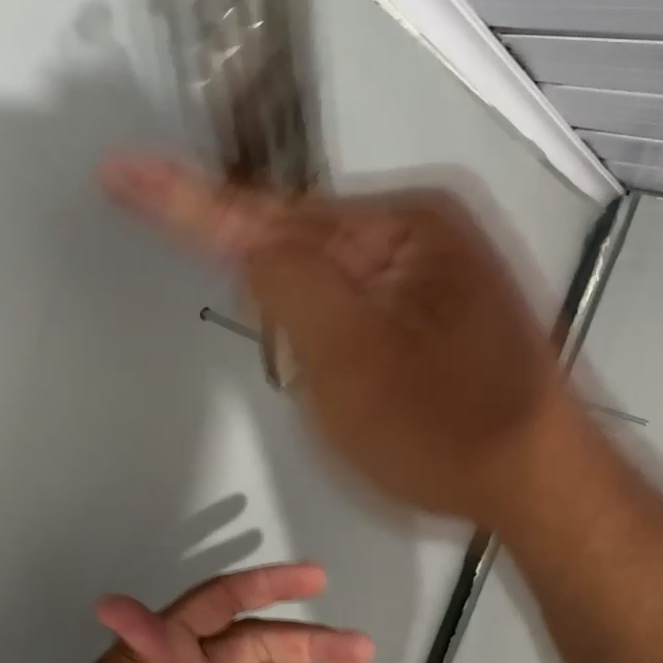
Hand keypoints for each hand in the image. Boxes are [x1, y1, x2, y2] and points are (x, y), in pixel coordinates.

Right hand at [100, 155, 582, 529]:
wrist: (540, 491)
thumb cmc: (447, 431)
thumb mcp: (347, 356)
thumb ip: (282, 280)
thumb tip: (239, 233)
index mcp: (407, 221)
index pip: (267, 211)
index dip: (187, 202)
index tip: (123, 171)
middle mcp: (422, 227)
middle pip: (296, 244)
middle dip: (275, 300)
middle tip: (309, 365)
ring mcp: (431, 265)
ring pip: (318, 282)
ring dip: (304, 327)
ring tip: (352, 387)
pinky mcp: (430, 304)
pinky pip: (347, 303)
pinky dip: (330, 338)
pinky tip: (363, 382)